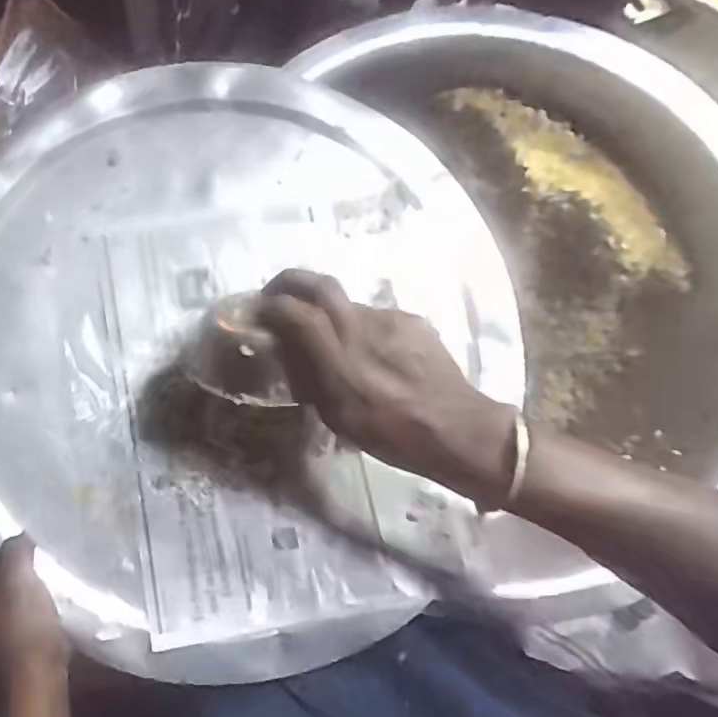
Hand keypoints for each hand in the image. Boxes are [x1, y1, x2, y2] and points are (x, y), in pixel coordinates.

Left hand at [0, 533, 69, 681]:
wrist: (39, 681)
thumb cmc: (22, 627)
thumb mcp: (18, 578)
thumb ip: (14, 550)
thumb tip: (17, 536)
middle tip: (7, 518)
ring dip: (9, 558)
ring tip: (29, 535)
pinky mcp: (15, 622)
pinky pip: (14, 590)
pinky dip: (24, 576)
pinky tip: (45, 564)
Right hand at [257, 268, 516, 504]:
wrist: (460, 430)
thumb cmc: (392, 434)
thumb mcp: (336, 415)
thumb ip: (309, 377)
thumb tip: (288, 351)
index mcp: (340, 359)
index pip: (296, 311)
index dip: (270, 305)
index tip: (257, 311)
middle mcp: (363, 329)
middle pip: (320, 284)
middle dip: (289, 282)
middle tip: (275, 295)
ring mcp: (392, 320)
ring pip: (347, 303)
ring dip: (327, 312)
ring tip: (328, 339)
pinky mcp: (413, 321)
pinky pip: (374, 316)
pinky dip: (358, 326)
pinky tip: (368, 351)